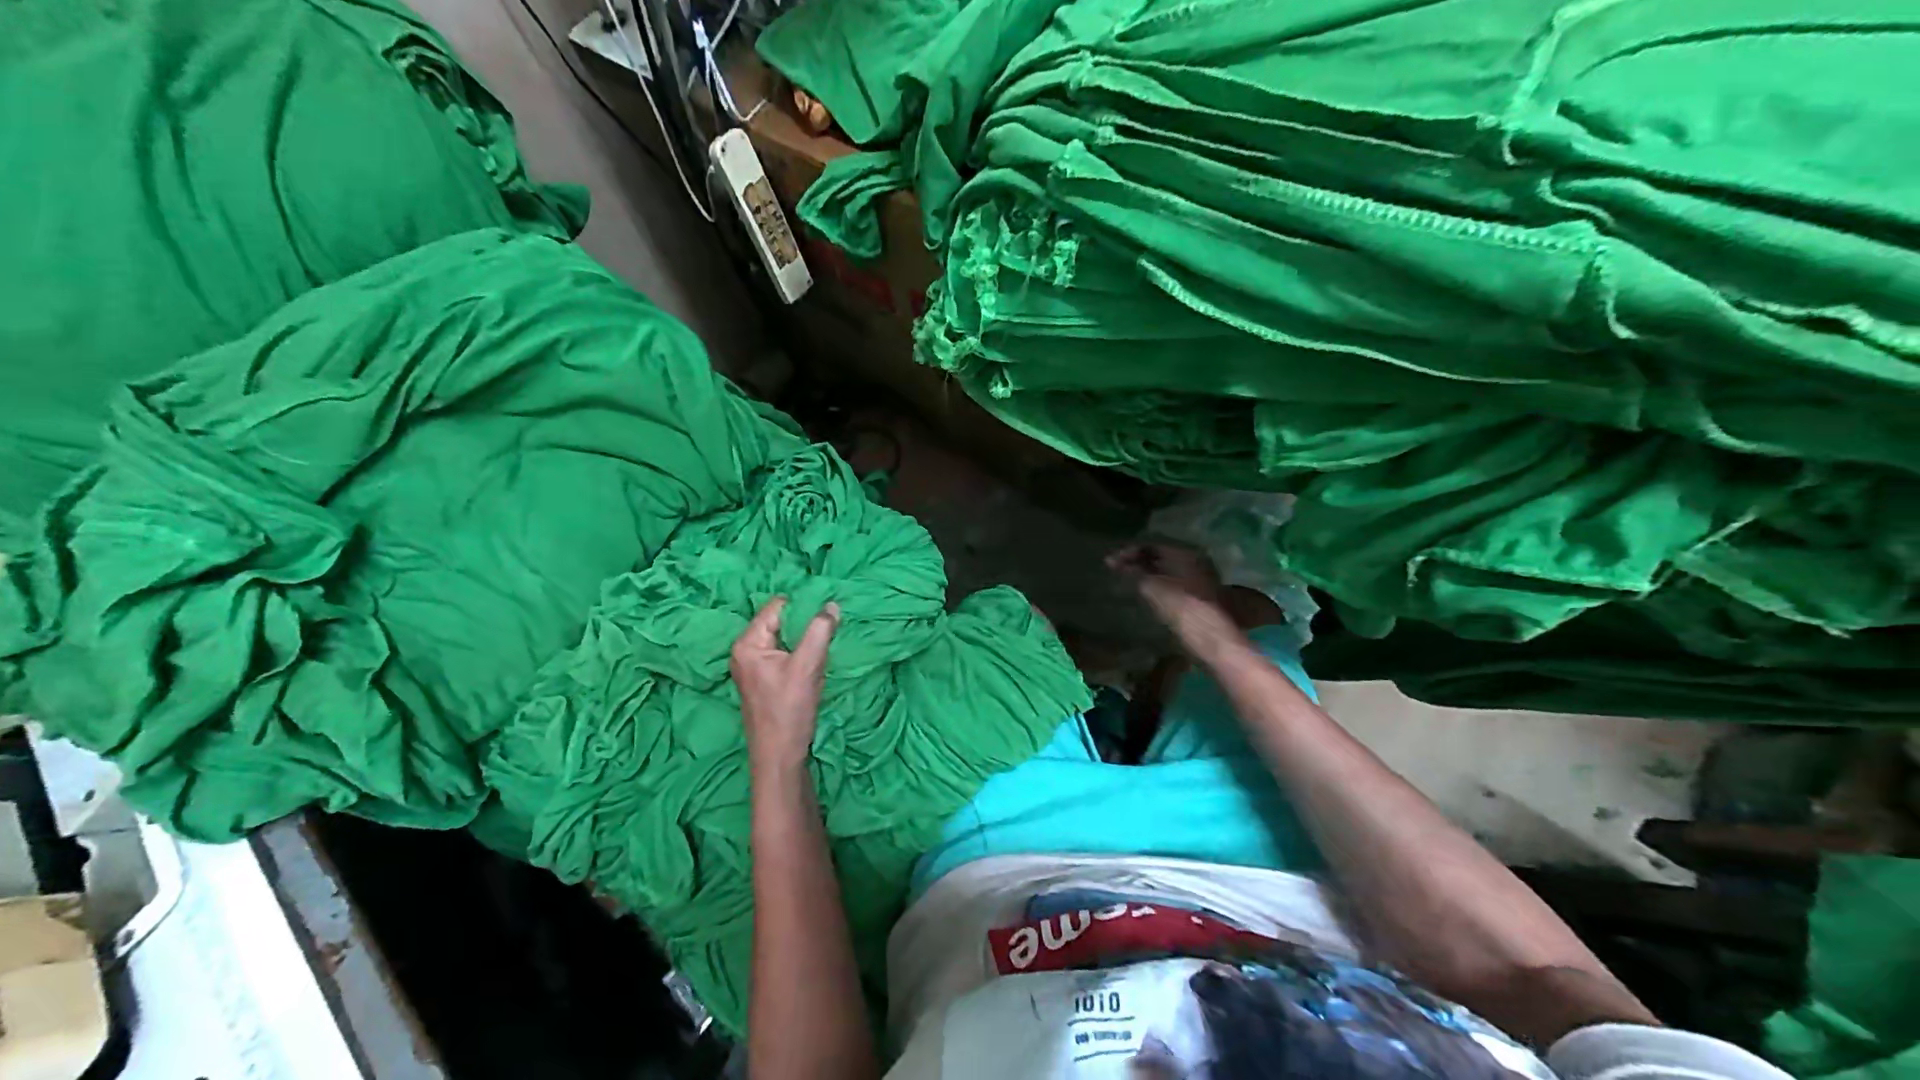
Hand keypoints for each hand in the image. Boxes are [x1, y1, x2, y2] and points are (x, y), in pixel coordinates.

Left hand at [731, 597, 839, 772]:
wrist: (780, 757)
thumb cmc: (789, 710)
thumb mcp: (808, 666)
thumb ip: (820, 630)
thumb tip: (831, 605)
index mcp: (748, 643)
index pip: (777, 607)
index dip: (803, 605)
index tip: (829, 606)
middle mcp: (745, 651)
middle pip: (780, 622)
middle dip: (806, 622)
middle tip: (832, 622)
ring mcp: (753, 667)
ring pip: (785, 639)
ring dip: (806, 639)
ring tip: (828, 640)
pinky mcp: (764, 680)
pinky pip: (785, 654)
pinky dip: (802, 654)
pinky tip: (817, 661)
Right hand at [1107, 542, 1245, 660]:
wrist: (1210, 637)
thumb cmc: (1180, 606)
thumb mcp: (1151, 586)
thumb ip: (1132, 571)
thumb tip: (1113, 561)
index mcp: (1186, 553)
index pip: (1152, 545)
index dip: (1129, 552)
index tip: (1110, 563)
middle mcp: (1195, 561)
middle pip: (1161, 557)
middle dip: (1137, 563)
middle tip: (1116, 571)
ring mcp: (1200, 580)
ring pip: (1167, 571)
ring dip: (1146, 575)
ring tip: (1127, 582)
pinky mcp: (1200, 598)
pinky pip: (1173, 584)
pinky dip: (1157, 585)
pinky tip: (1145, 595)